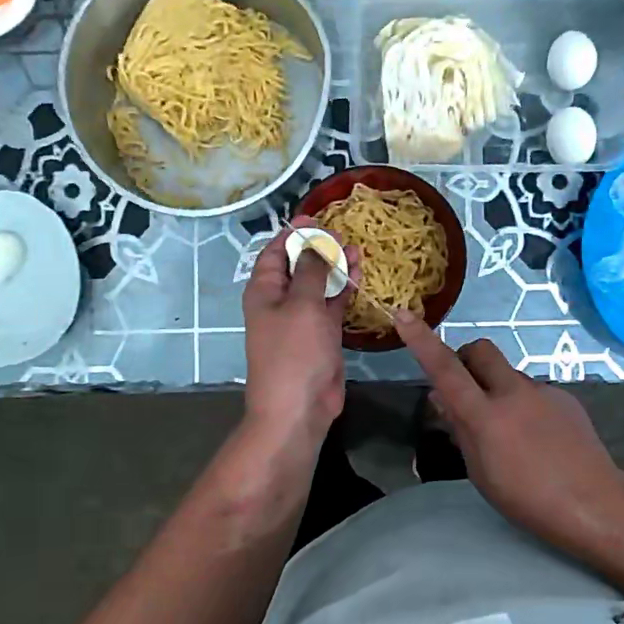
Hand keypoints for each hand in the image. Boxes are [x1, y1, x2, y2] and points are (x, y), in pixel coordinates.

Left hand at [242, 219, 355, 437]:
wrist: (298, 407)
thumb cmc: (294, 352)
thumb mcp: (302, 305)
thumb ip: (311, 271)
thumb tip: (314, 243)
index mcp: (264, 291)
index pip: (275, 252)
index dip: (294, 233)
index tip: (316, 216)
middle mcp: (280, 301)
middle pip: (298, 265)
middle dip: (319, 247)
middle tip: (343, 231)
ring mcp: (302, 319)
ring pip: (319, 284)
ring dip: (335, 267)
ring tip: (357, 247)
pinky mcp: (321, 335)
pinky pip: (332, 305)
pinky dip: (344, 290)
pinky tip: (359, 274)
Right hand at [393, 309, 623, 542]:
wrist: (595, 505)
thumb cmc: (527, 500)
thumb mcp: (480, 471)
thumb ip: (460, 429)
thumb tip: (442, 398)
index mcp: (485, 416)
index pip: (445, 370)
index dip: (422, 341)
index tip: (404, 315)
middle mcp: (513, 393)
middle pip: (482, 350)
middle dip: (466, 358)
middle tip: (464, 388)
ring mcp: (543, 392)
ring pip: (508, 374)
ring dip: (496, 388)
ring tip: (507, 430)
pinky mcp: (565, 399)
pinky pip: (533, 391)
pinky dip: (523, 404)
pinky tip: (536, 438)